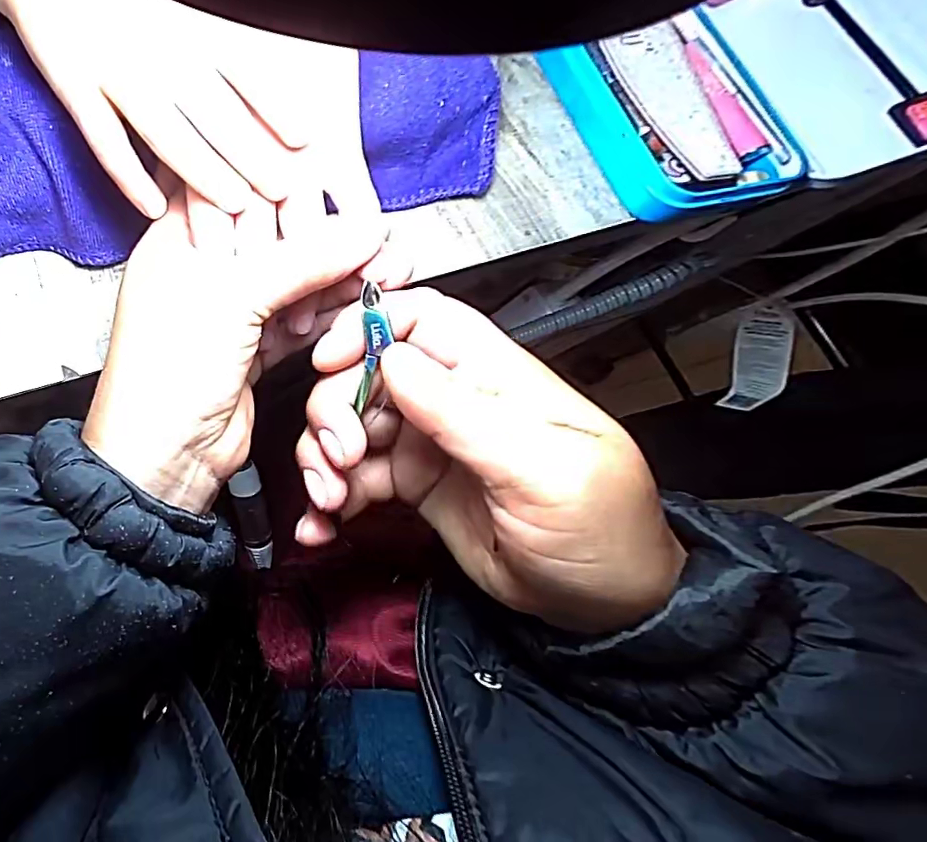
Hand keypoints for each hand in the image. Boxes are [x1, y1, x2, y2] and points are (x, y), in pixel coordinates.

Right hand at [0, 0, 376, 234]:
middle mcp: (158, 50)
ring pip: (167, 138)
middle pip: (217, 116)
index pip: (247, 71)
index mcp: (189, 18)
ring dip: (203, 176)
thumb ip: (218, 8)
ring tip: (234, 205)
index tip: (308, 142)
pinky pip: (106, 144)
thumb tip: (277, 31)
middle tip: (285, 191)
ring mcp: (114, 73)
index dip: (279, 108)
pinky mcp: (76, 89)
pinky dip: (129, 180)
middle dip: (255, 156)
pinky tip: (153, 209)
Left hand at [82, 180, 384, 514]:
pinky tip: (359, 301)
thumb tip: (361, 232)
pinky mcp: (250, 344)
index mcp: (174, 243)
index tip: (322, 176)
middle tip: (368, 231)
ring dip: (335, 273)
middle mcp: (199, 270)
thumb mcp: (229, 301)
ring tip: (380, 267)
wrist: (160, 458)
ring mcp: (226, 308)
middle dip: (321, 232)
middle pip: (270, 233)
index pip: (226, 188)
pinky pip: (298, 314)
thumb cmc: (161, 376)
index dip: (275, 180)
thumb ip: (300, 260)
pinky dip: (328, 310)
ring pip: (291, 275)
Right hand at [295, 289, 684, 633]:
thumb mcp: (547, 473)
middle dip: (332, 409)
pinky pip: (345, 473)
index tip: (330, 362)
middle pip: (360, 372)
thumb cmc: (606, 535)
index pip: (417, 318)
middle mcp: (448, 399)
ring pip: (342, 422)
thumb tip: (393, 360)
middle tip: (339, 454)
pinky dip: (325, 496)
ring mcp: (421, 439)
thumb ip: (465, 414)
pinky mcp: (405, 479)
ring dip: (320, 456)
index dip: (363, 326)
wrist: (606, 609)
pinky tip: (323, 521)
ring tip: (330, 497)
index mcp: (490, 377)